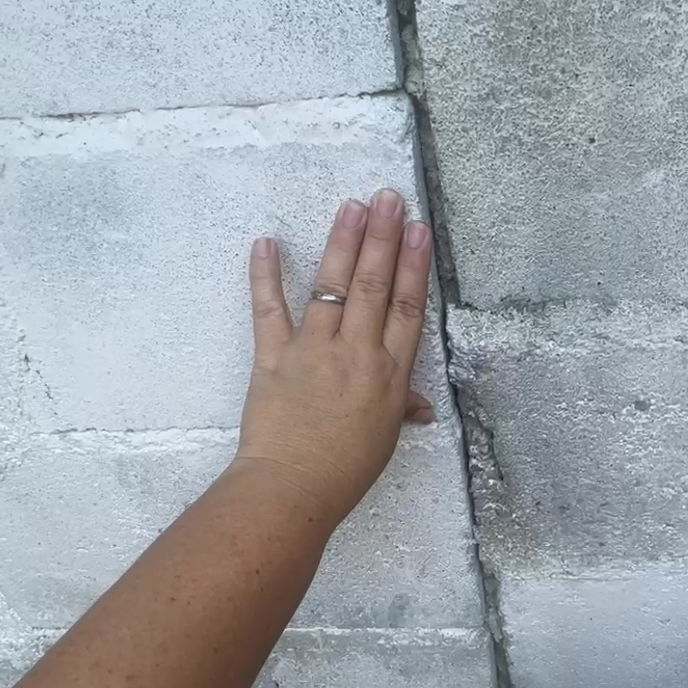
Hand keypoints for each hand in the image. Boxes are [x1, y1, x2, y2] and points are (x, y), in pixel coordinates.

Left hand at [233, 190, 434, 524]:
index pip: (408, 307)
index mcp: (389, 372)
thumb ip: (401, 407)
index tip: (417, 231)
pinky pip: (269, 310)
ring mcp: (314, 350)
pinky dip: (265, 275)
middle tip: (388, 198)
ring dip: (342, 243)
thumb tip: (421, 406)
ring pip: (332, 287)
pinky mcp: (274, 356)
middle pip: (374, 285)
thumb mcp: (385, 437)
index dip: (414, 266)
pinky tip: (267, 242)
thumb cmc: (346, 469)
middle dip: (383, 238)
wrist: (293, 489)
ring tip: (352, 205)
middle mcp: (357, 351)